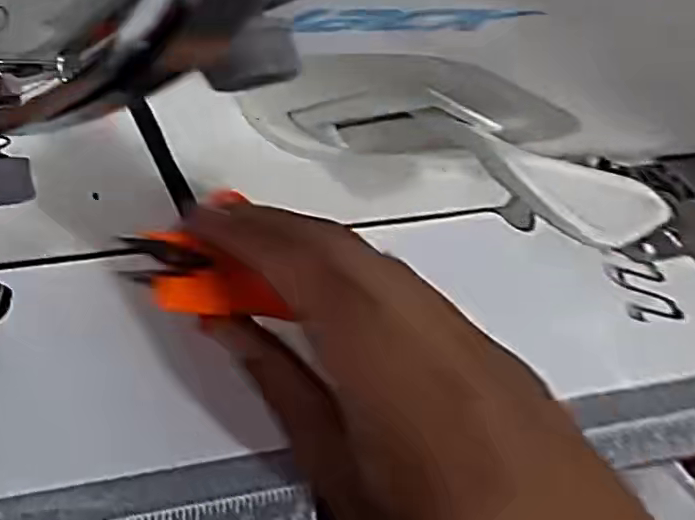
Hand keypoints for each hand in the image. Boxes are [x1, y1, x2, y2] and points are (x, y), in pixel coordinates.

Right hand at [185, 200, 647, 519]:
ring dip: (304, 240)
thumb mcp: (338, 472)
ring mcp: (482, 347)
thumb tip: (228, 326)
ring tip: (254, 249)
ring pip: (374, 259)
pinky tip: (322, 287)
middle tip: (210, 225)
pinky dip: (348, 266)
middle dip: (264, 222)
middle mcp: (445, 342)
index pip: (301, 267)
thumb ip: (278, 384)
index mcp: (395, 369)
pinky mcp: (502, 361)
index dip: (237, 234)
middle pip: (339, 247)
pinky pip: (407, 285)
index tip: (192, 223)